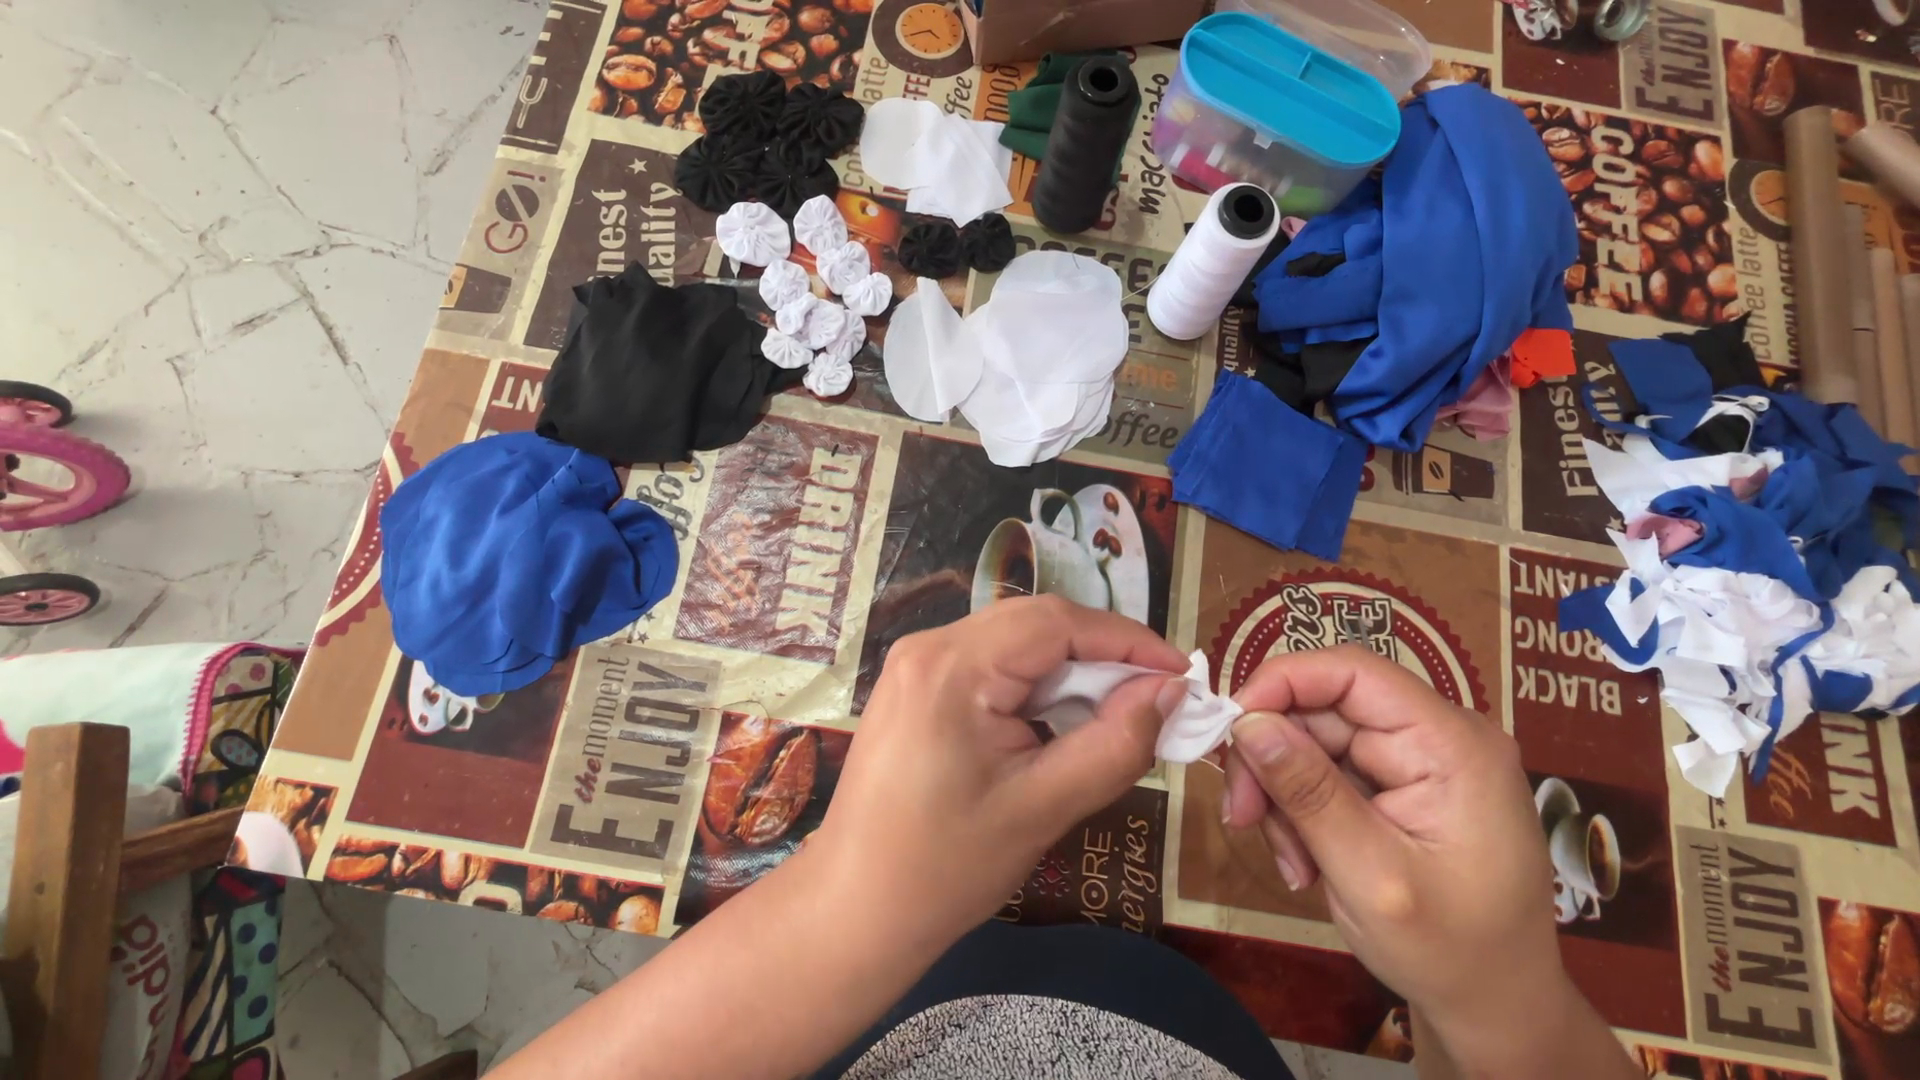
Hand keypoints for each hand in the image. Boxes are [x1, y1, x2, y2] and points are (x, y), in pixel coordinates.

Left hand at [812, 595, 1188, 943]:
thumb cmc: (946, 867)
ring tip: (1113, 717)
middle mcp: (928, 646)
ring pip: (1016, 644)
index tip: (1183, 672)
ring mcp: (915, 665)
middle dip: (1101, 657)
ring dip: (1069, 674)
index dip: (1128, 640)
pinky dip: (1035, 688)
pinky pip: (991, 666)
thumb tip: (1169, 691)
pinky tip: (1058, 725)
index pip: (1057, 621)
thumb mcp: (1044, 807)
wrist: (856, 909)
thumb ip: (1116, 743)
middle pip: (1035, 625)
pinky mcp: (915, 687)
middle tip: (1154, 700)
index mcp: (951, 666)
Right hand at [1219, 646, 1566, 1038]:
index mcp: (1450, 743)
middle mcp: (1434, 735)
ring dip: (1284, 798)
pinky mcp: (1398, 782)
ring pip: (1312, 743)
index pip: (1351, 671)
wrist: (1497, 1008)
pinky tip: (1307, 861)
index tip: (1228, 729)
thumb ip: (1308, 794)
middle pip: (1320, 709)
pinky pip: (1324, 773)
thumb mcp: (1370, 876)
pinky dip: (1301, 813)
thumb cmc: (1451, 951)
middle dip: (1272, 762)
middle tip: (1242, 819)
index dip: (1280, 683)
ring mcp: (1416, 759)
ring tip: (1292, 863)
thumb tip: (1247, 722)